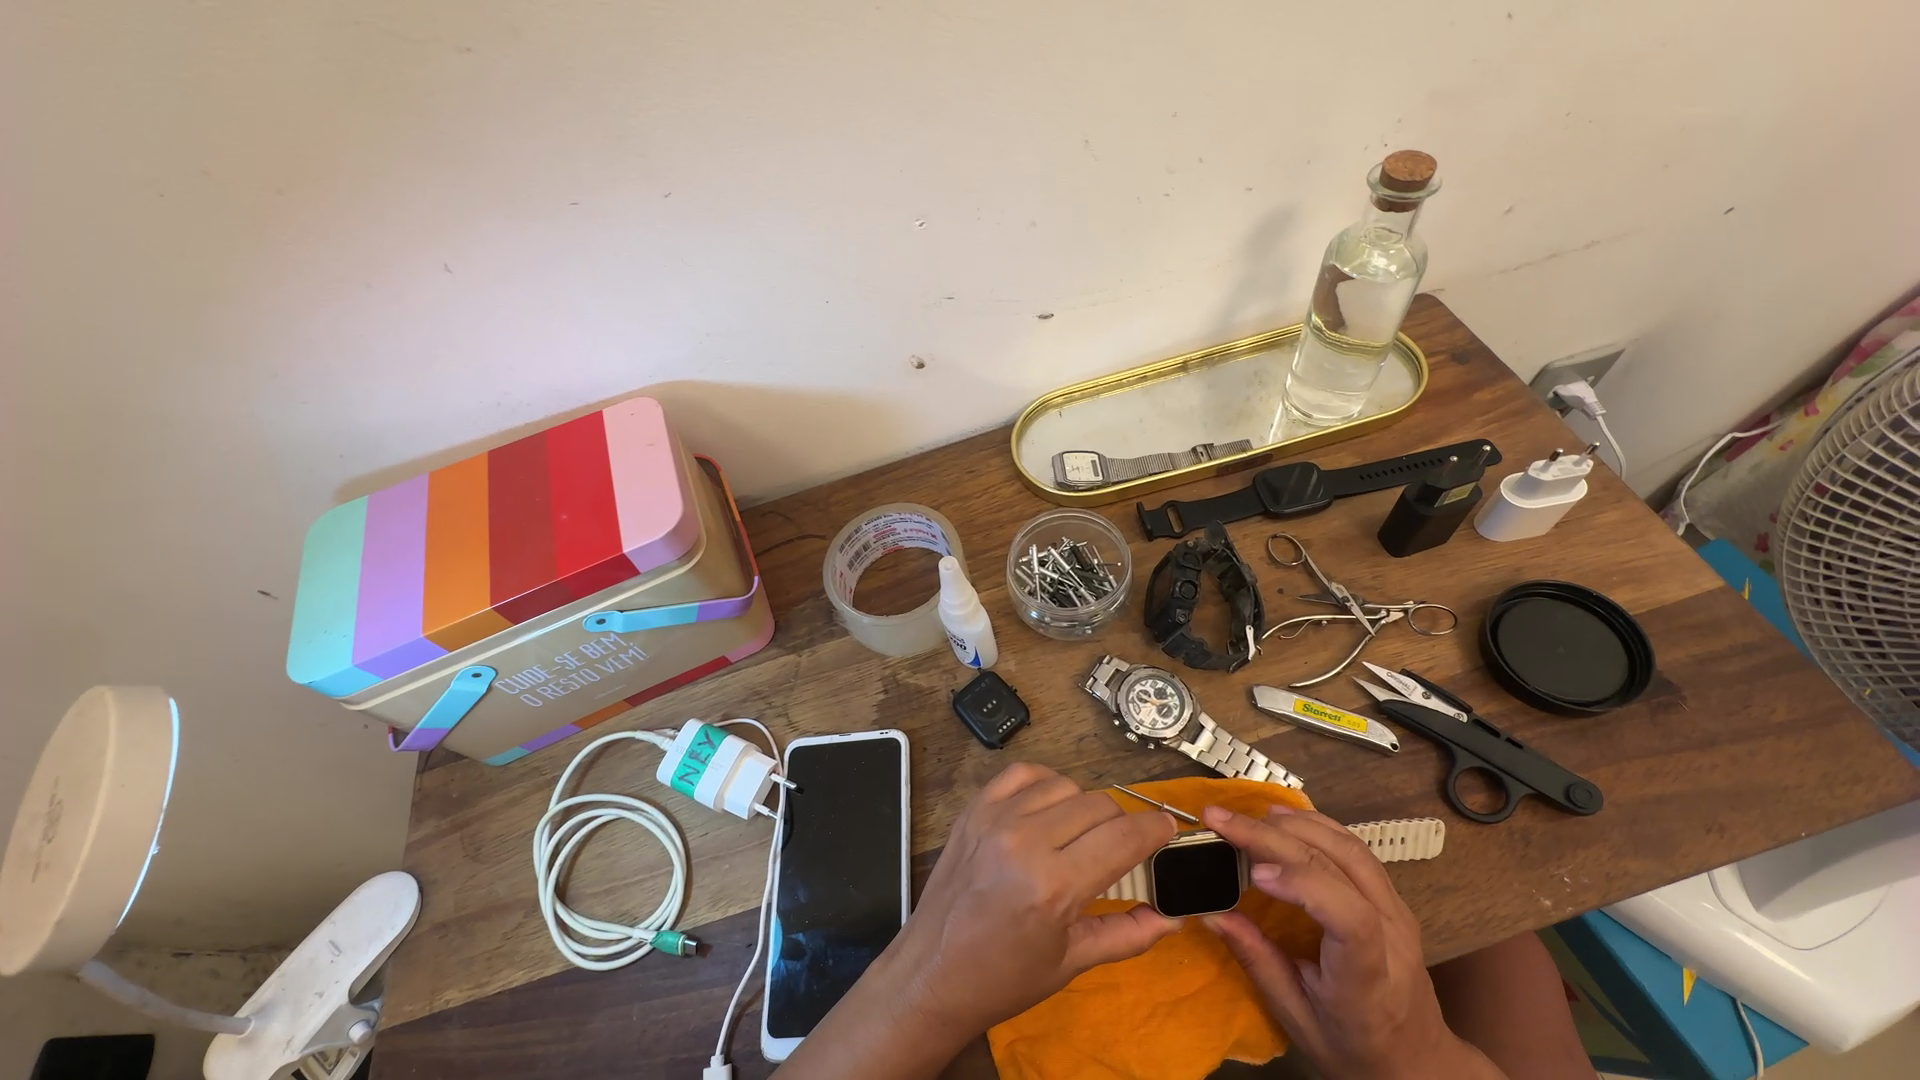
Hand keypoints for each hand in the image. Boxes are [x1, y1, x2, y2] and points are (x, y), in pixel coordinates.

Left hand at [889, 763, 1181, 1032]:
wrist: (933, 972)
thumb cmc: (1004, 977)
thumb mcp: (1072, 962)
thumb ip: (1128, 933)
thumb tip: (1173, 916)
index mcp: (1055, 885)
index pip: (1124, 836)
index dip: (1154, 830)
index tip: (1166, 830)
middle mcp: (1026, 841)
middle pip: (1099, 805)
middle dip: (1121, 824)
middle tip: (1120, 848)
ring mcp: (995, 819)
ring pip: (1065, 786)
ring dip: (1083, 806)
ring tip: (1079, 835)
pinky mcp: (974, 810)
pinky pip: (1023, 773)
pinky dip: (1045, 783)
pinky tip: (1049, 807)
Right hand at [1201, 805, 1501, 1079]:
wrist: (1417, 1058)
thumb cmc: (1354, 1047)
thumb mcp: (1298, 1019)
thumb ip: (1258, 962)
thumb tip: (1212, 913)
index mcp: (1368, 977)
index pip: (1351, 919)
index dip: (1304, 885)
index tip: (1255, 874)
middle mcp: (1392, 934)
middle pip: (1338, 867)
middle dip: (1272, 837)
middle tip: (1221, 819)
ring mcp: (1397, 910)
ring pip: (1349, 847)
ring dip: (1294, 824)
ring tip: (1247, 816)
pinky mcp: (1393, 898)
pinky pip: (1356, 848)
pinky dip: (1317, 825)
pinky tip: (1285, 819)